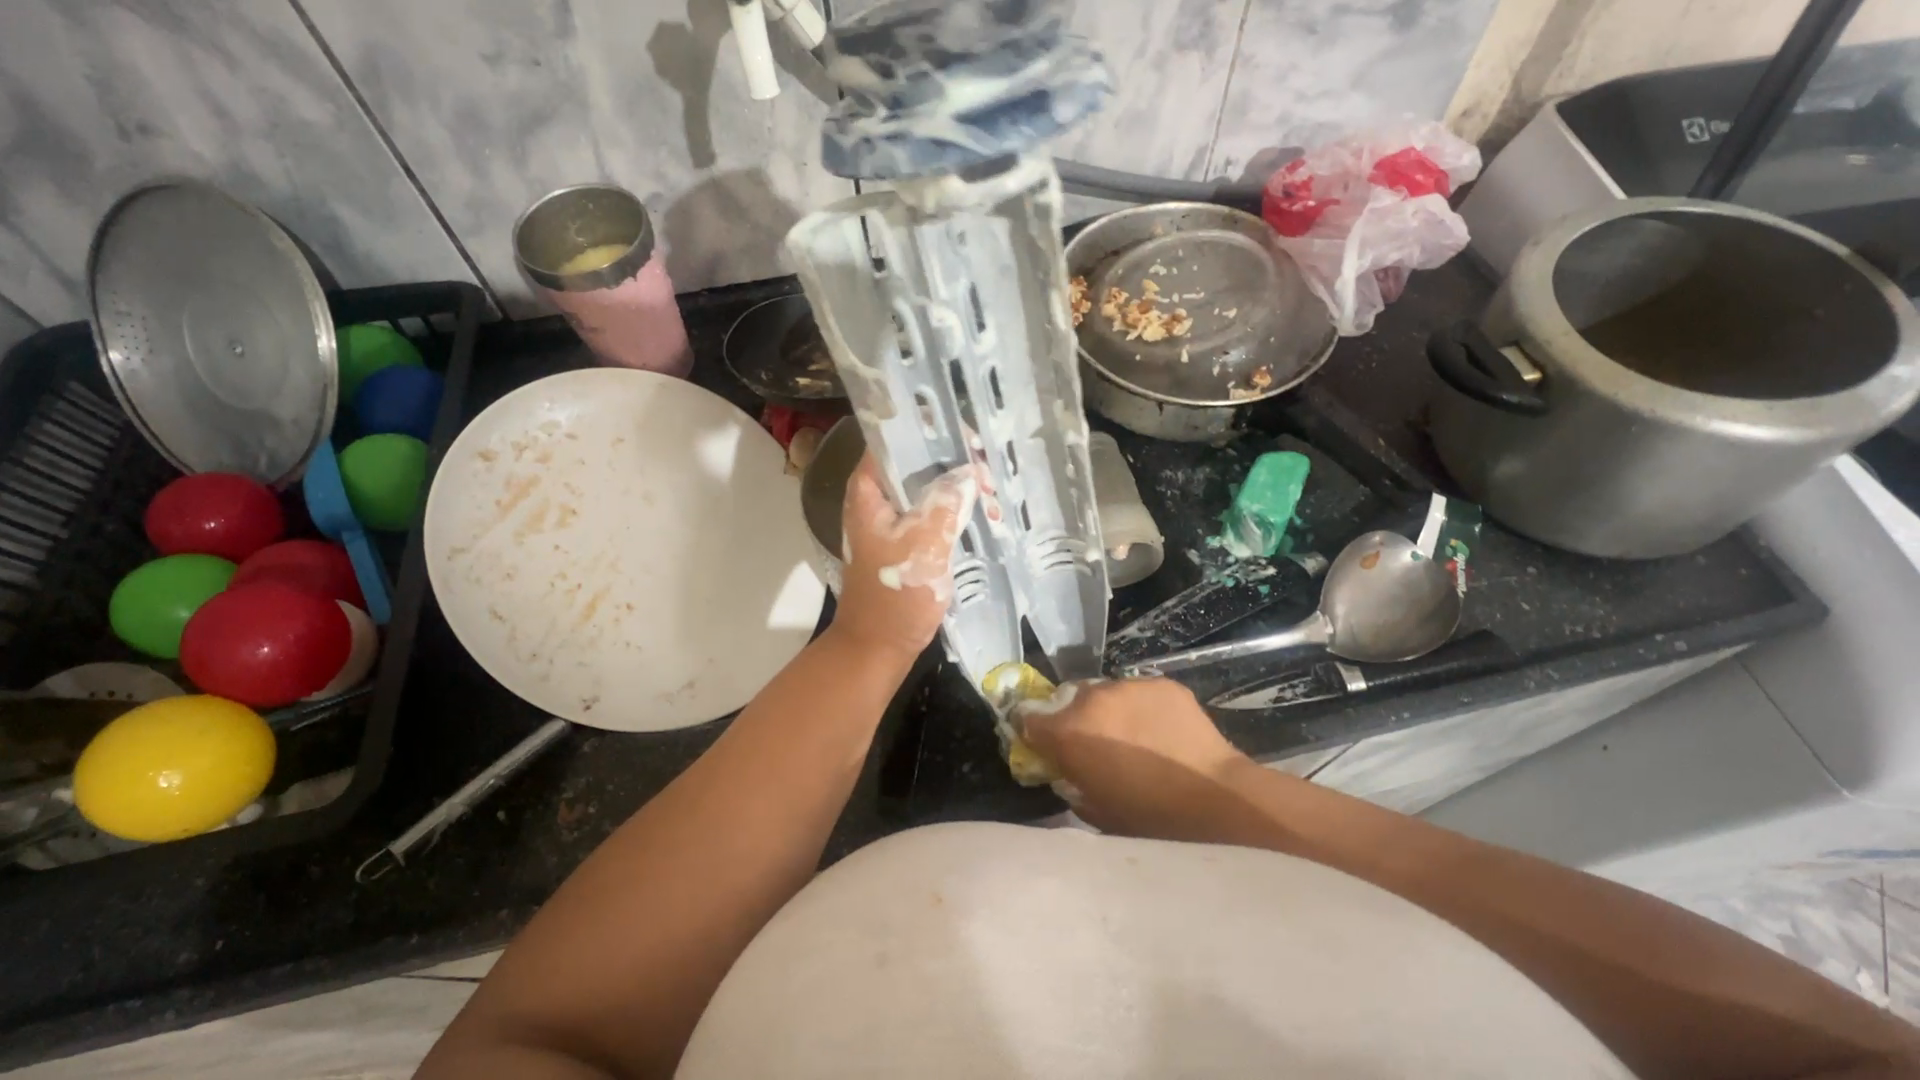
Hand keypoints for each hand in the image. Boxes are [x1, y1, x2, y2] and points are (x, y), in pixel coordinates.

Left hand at [829, 453, 977, 660]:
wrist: (879, 645)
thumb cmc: (895, 595)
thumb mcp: (924, 544)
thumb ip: (946, 502)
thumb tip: (967, 473)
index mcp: (868, 491)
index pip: (893, 440)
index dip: (928, 430)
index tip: (964, 433)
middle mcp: (875, 499)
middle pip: (913, 463)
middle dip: (950, 459)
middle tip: (986, 462)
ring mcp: (890, 521)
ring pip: (926, 488)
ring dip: (956, 486)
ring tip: (990, 485)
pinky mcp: (904, 540)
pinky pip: (931, 512)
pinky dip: (953, 508)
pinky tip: (981, 508)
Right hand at [1016, 678, 1258, 839]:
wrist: (1214, 797)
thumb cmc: (1149, 817)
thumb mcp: (1094, 810)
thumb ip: (1069, 781)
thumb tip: (1065, 770)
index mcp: (1069, 732)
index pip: (1029, 718)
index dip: (1033, 732)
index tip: (1041, 744)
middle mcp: (1093, 698)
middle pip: (1067, 698)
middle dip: (1072, 717)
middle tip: (1090, 742)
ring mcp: (1129, 686)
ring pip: (1104, 691)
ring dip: (1107, 710)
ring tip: (1128, 736)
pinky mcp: (1162, 684)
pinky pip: (1138, 692)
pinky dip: (1139, 708)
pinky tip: (1158, 731)